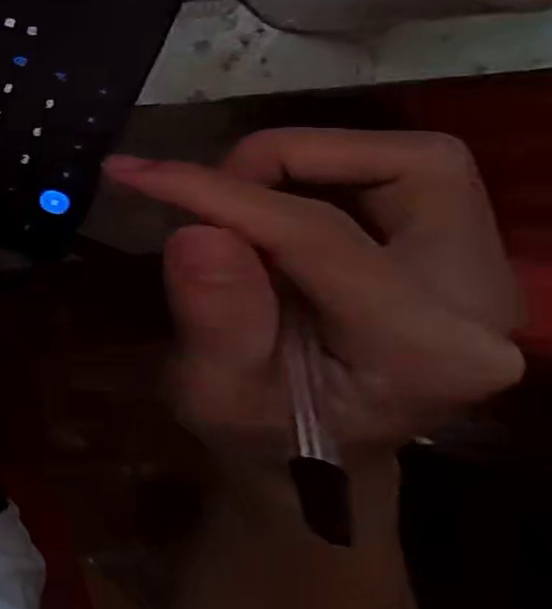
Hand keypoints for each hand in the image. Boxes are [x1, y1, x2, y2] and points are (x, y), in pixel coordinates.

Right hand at [105, 129, 524, 460]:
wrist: (308, 450)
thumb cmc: (253, 428)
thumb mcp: (211, 392)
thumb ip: (216, 321)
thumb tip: (196, 233)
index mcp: (421, 349)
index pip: (317, 233)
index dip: (216, 193)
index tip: (132, 172)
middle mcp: (477, 300)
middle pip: (409, 166)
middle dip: (287, 158)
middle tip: (206, 193)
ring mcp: (475, 272)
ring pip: (406, 161)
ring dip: (299, 163)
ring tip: (227, 204)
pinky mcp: (452, 253)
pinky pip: (390, 177)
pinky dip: (310, 175)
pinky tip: (256, 213)